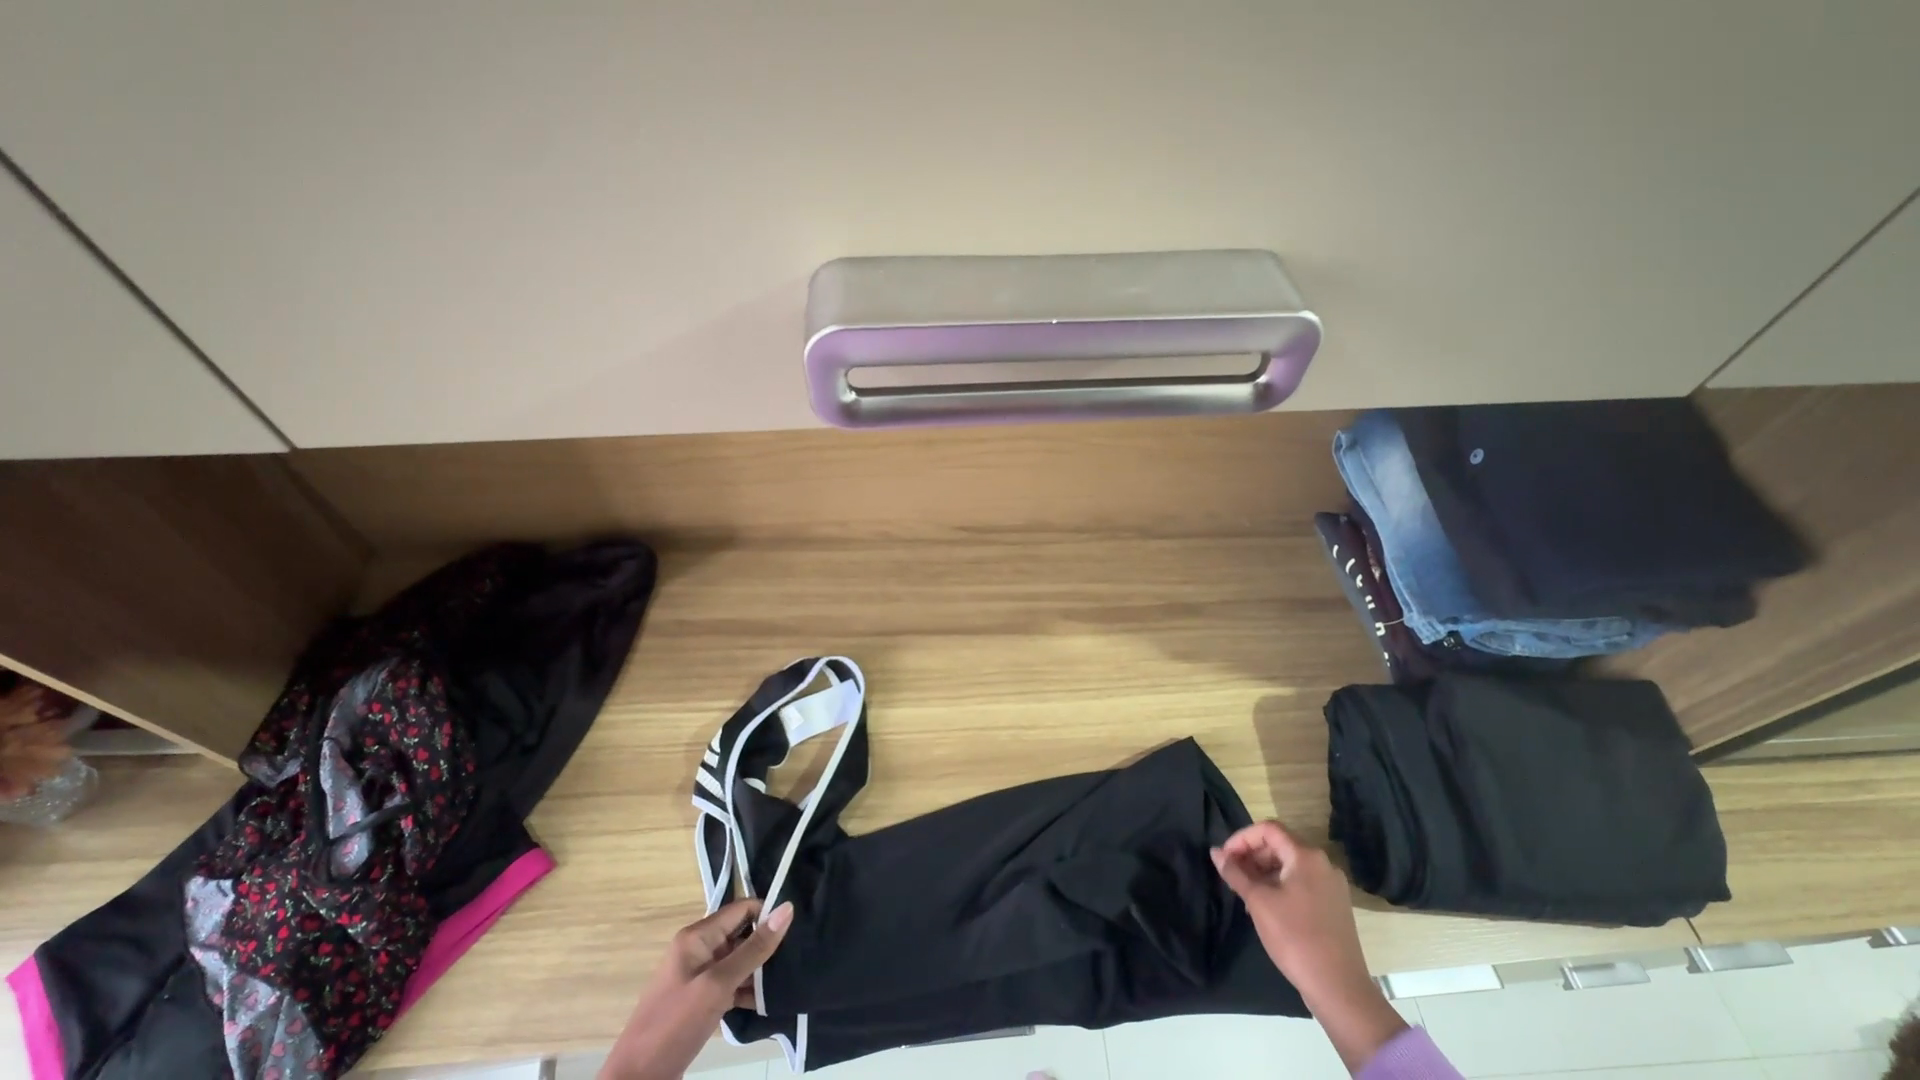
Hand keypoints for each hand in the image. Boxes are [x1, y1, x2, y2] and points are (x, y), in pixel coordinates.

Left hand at [599, 899, 792, 1079]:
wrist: (638, 1079)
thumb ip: (753, 948)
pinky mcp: (702, 1001)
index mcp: (697, 937)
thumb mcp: (718, 985)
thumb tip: (787, 908)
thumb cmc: (675, 1025)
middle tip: (802, 953)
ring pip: (739, 961)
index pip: (741, 909)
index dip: (769, 913)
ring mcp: (699, 977)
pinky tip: (772, 1001)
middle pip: (742, 934)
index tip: (800, 926)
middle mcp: (698, 950)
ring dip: (762, 969)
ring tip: (795, 975)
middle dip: (768, 943)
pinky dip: (750, 990)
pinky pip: (733, 984)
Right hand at [1212, 821, 1405, 1073]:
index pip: (1269, 829)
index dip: (1242, 838)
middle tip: (1231, 875)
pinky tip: (1266, 906)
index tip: (1224, 857)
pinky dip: (1280, 886)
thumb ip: (1236, 873)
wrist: (1337, 985)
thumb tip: (1216, 852)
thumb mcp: (1258, 902)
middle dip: (1252, 855)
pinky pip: (1302, 883)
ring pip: (1290, 866)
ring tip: (1244, 893)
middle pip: (1280, 845)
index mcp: (1307, 857)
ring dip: (1264, 872)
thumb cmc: (1294, 938)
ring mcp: (1331, 885)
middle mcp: (1323, 864)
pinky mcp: (1334, 905)